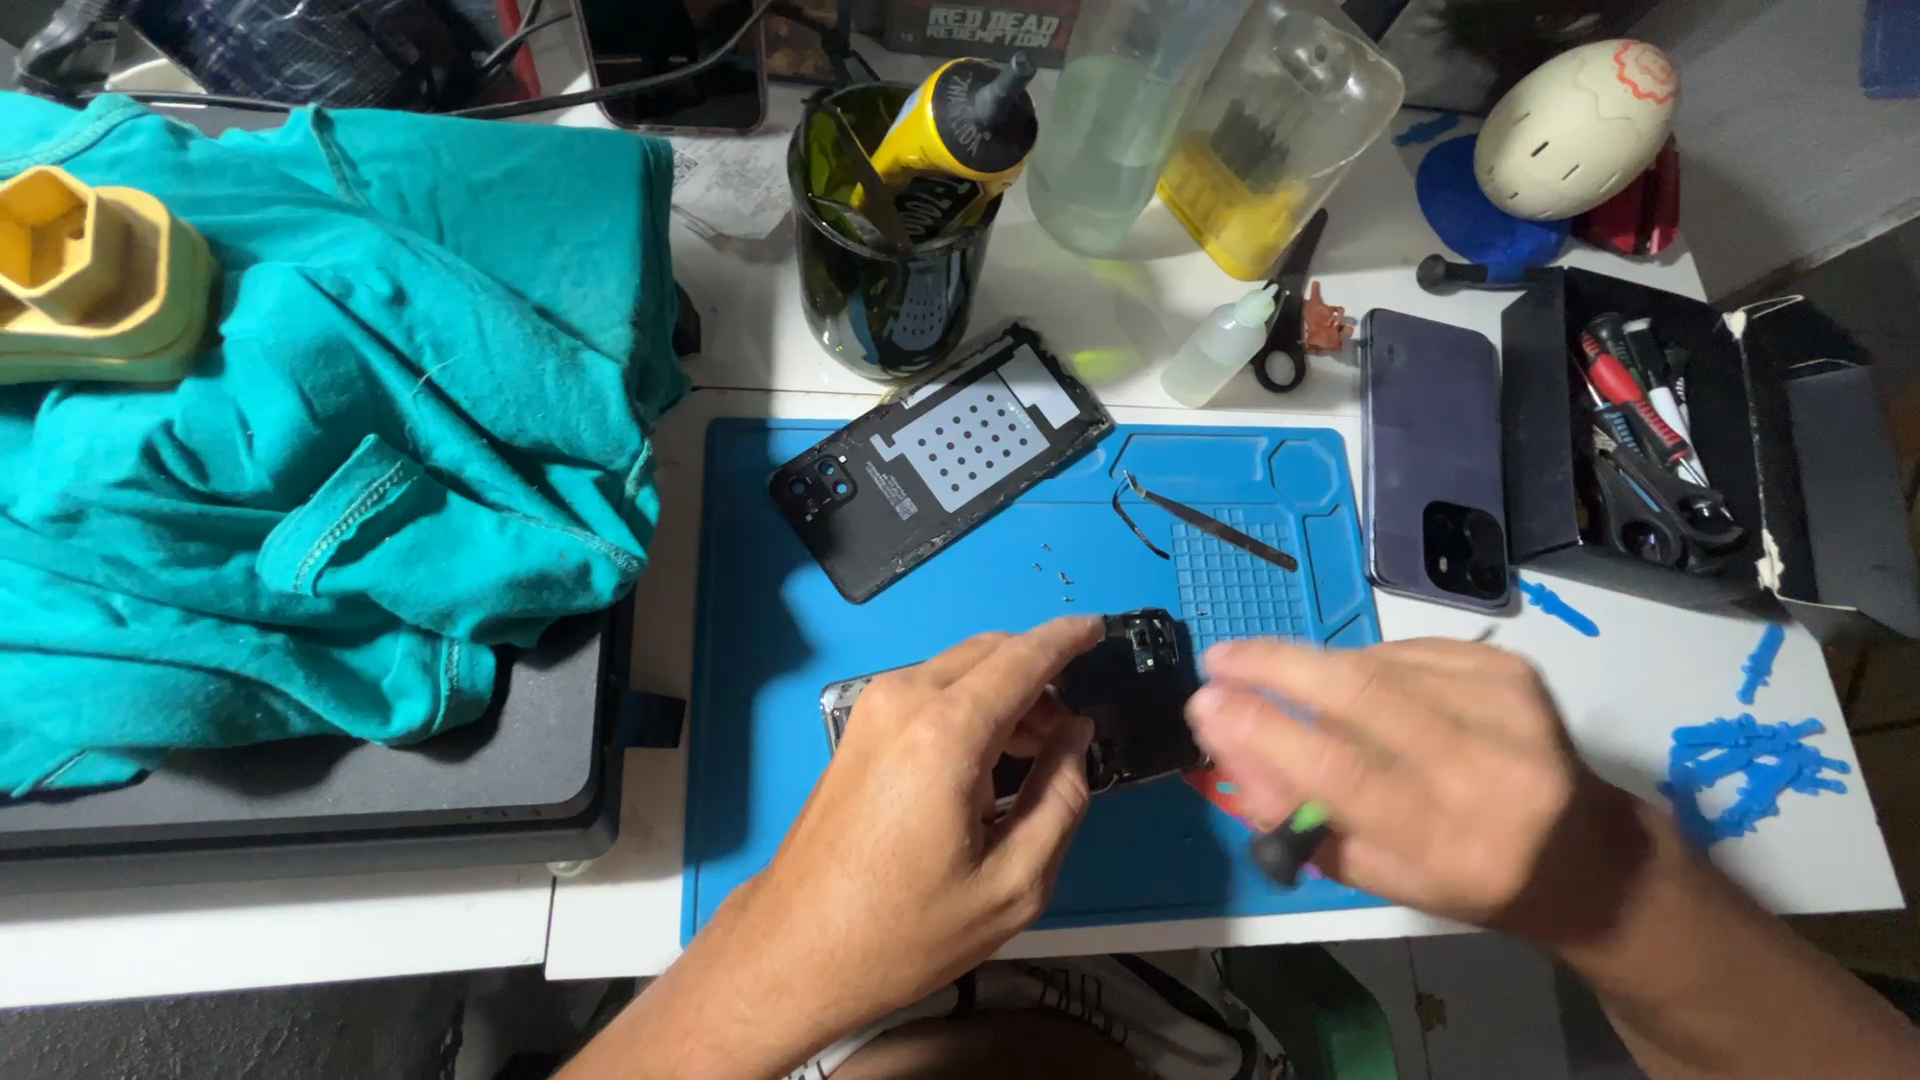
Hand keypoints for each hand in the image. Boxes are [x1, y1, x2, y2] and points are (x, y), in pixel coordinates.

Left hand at [699, 617, 1102, 1055]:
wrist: (795, 948)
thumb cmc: (906, 929)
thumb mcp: (1013, 884)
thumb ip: (1062, 797)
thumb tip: (1076, 735)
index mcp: (946, 733)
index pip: (1023, 659)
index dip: (1067, 638)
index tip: (1099, 629)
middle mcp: (905, 698)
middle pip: (991, 651)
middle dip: (1040, 676)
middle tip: (1067, 737)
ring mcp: (874, 705)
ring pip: (961, 666)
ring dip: (1005, 692)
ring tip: (1031, 758)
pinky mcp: (860, 722)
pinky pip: (932, 687)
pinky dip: (971, 703)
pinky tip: (984, 761)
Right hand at [1185, 638, 1646, 941]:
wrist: (1586, 853)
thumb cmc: (1461, 874)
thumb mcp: (1370, 870)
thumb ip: (1290, 812)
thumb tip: (1222, 738)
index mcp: (1452, 843)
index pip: (1343, 774)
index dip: (1265, 731)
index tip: (1205, 702)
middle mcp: (1490, 770)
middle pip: (1361, 693)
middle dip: (1274, 665)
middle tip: (1220, 658)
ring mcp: (1507, 708)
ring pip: (1372, 663)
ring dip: (1315, 670)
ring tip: (1299, 689)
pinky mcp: (1509, 669)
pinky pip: (1400, 652)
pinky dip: (1363, 665)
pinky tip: (1369, 690)